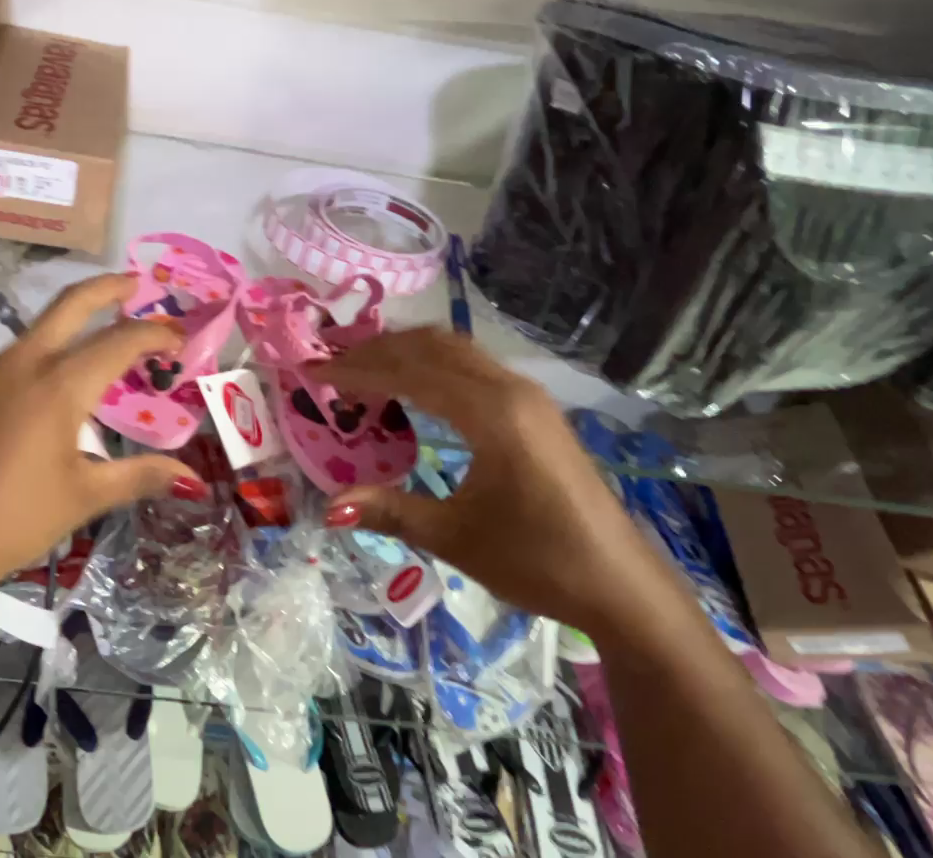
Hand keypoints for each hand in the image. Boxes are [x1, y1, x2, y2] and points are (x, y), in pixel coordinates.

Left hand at [0, 274, 202, 601]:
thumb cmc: (9, 520)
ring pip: (30, 337)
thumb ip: (138, 477)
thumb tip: (193, 482)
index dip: (155, 334)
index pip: (120, 341)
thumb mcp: (82, 498)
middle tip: (132, 285)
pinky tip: (24, 407)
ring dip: (62, 336)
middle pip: (69, 304)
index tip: (178, 339)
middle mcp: (19, 362)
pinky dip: (25, 371)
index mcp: (59, 384)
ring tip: (80, 368)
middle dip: (106, 288)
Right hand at [310, 327, 680, 633]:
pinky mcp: (535, 411)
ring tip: (360, 368)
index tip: (312, 370)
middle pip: (432, 347)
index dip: (358, 369)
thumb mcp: (454, 537)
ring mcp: (528, 397)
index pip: (411, 372)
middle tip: (329, 362)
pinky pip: (472, 368)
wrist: (619, 584)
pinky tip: (410, 389)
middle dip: (377, 350)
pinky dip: (432, 366)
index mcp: (492, 414)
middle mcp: (511, 390)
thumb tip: (330, 505)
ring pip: (455, 352)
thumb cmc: (537, 561)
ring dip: (406, 353)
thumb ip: (390, 512)